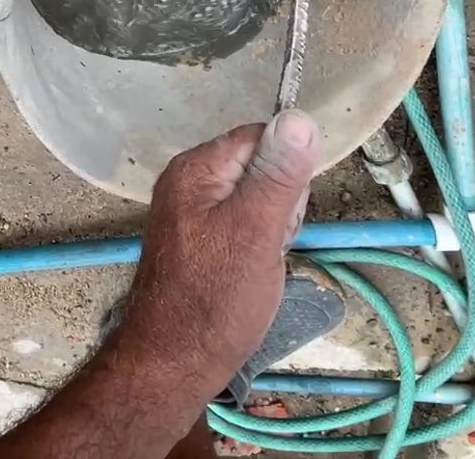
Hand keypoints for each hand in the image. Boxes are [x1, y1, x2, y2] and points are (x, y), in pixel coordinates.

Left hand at [116, 111, 320, 396]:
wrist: (176, 357)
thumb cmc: (216, 296)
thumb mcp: (257, 231)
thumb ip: (278, 174)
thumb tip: (298, 117)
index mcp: (195, 166)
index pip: (259, 137)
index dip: (285, 171)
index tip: (283, 209)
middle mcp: (188, 178)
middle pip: (259, 166)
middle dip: (278, 203)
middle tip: (267, 242)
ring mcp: (191, 206)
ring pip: (256, 197)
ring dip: (270, 227)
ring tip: (257, 261)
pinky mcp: (198, 233)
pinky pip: (242, 221)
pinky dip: (257, 243)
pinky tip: (249, 269)